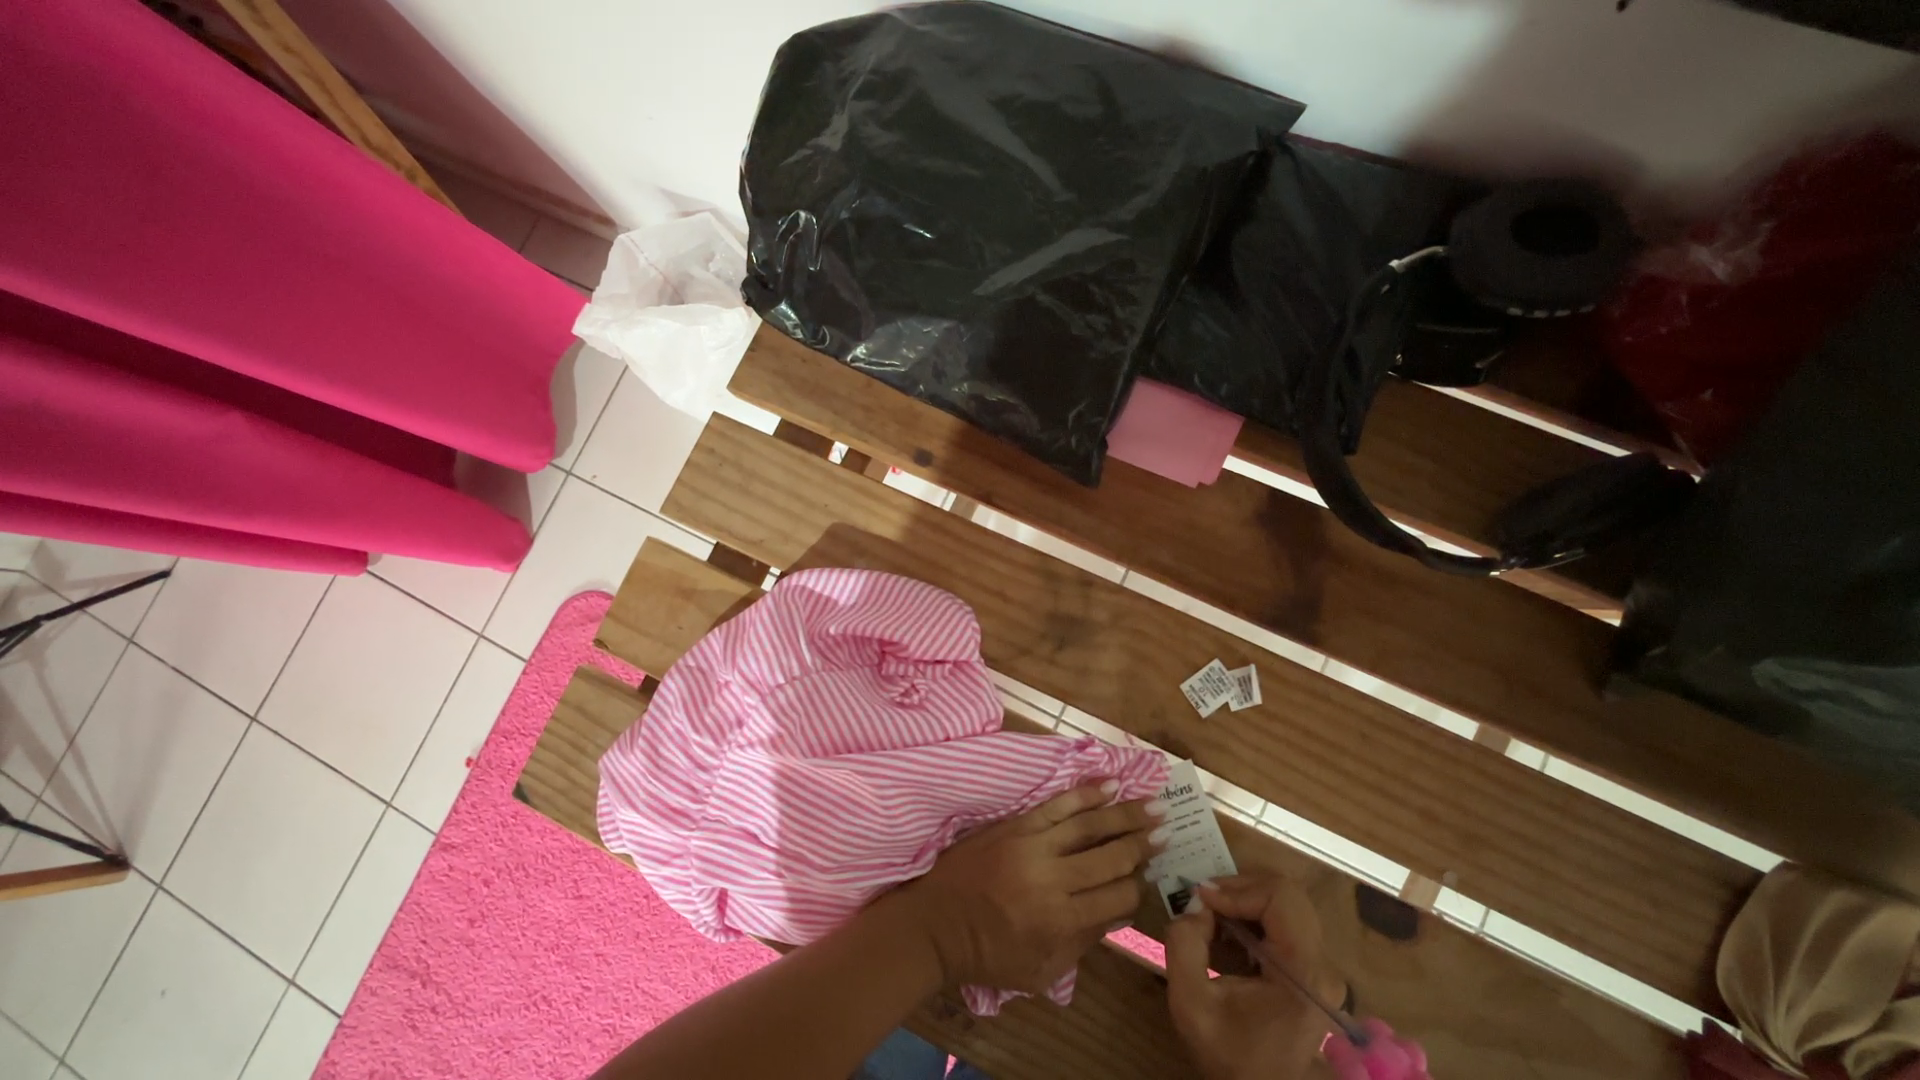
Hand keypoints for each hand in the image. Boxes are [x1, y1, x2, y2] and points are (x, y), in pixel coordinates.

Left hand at [891, 781, 1165, 992]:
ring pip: (1088, 825)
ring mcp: (1031, 847)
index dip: (1137, 888)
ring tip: (1155, 805)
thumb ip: (1082, 942)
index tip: (1150, 877)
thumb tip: (1118, 910)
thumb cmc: (987, 955)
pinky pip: (1055, 805)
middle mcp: (1050, 879)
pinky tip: (1110, 784)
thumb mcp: (1040, 969)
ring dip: (1125, 814)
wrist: (933, 925)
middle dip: (1142, 845)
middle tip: (1167, 831)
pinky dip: (1084, 793)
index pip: (1116, 897)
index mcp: (1059, 920)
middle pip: (1109, 857)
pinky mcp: (1014, 826)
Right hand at [1166, 875, 1344, 1079]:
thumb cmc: (1228, 1057)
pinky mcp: (1311, 972)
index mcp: (1303, 972)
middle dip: (1239, 890)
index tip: (1199, 900)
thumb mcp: (1191, 1003)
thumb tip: (1194, 907)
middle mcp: (1322, 965)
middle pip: (1286, 895)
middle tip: (1203, 902)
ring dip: (1244, 902)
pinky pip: (1283, 924)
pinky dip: (1251, 918)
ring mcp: (1320, 968)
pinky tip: (1227, 937)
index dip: (1236, 889)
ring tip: (1211, 919)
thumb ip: (1184, 946)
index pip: (1280, 898)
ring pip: (1285, 905)